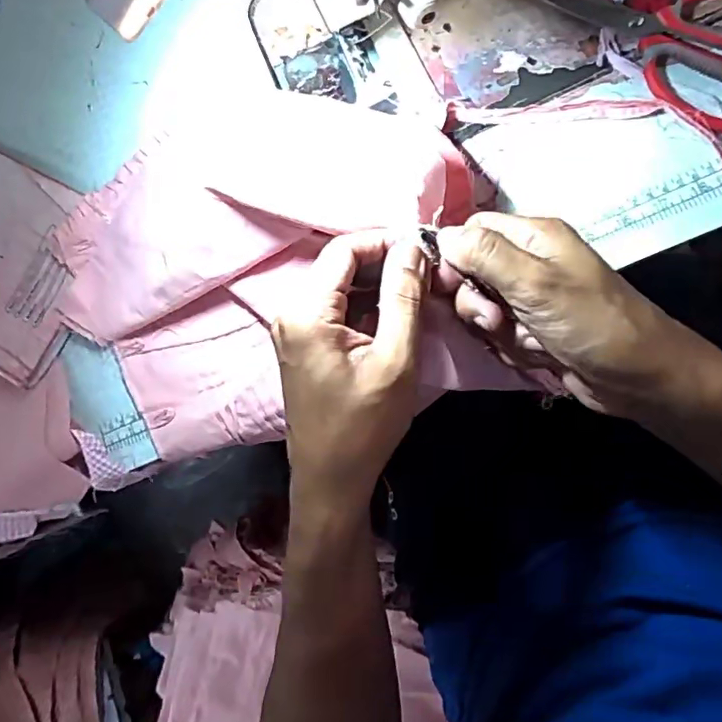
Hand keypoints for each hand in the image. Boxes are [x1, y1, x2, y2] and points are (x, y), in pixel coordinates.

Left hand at [272, 231, 429, 512]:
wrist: (332, 481)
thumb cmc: (365, 425)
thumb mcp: (396, 358)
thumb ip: (404, 295)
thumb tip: (414, 245)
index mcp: (306, 312)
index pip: (344, 249)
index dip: (386, 240)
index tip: (426, 246)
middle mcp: (291, 312)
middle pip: (341, 264)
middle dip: (387, 261)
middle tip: (431, 269)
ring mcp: (295, 329)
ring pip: (343, 285)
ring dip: (381, 282)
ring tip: (422, 288)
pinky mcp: (306, 344)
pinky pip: (340, 308)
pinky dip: (371, 303)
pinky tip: (401, 311)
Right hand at [434, 214, 721, 419]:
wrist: (638, 378)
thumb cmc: (590, 321)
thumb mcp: (534, 283)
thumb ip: (484, 255)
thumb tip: (440, 235)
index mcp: (534, 235)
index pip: (473, 230)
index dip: (453, 255)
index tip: (447, 285)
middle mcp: (530, 262)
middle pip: (471, 273)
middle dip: (477, 303)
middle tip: (495, 319)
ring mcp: (531, 300)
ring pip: (482, 310)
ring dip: (498, 331)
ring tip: (530, 342)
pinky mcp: (534, 332)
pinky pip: (500, 336)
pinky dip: (513, 349)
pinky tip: (539, 357)